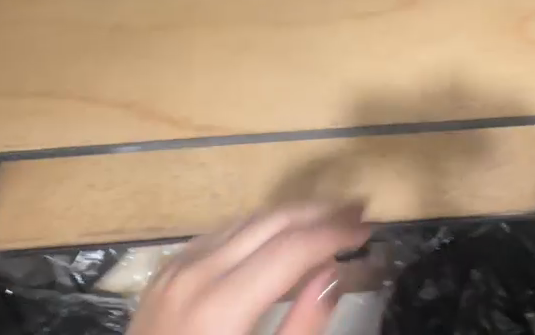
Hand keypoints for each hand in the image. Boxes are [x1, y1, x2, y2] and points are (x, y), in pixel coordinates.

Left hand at [127, 202, 370, 334]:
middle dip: (319, 213)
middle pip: (271, 221)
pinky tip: (279, 235)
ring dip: (292, 215)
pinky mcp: (165, 272)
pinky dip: (258, 228)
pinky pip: (221, 234)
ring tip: (330, 219)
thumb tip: (333, 274)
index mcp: (220, 305)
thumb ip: (300, 327)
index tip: (368, 229)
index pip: (292, 248)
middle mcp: (197, 271)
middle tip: (359, 212)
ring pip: (247, 220)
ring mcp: (176, 267)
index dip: (335, 234)